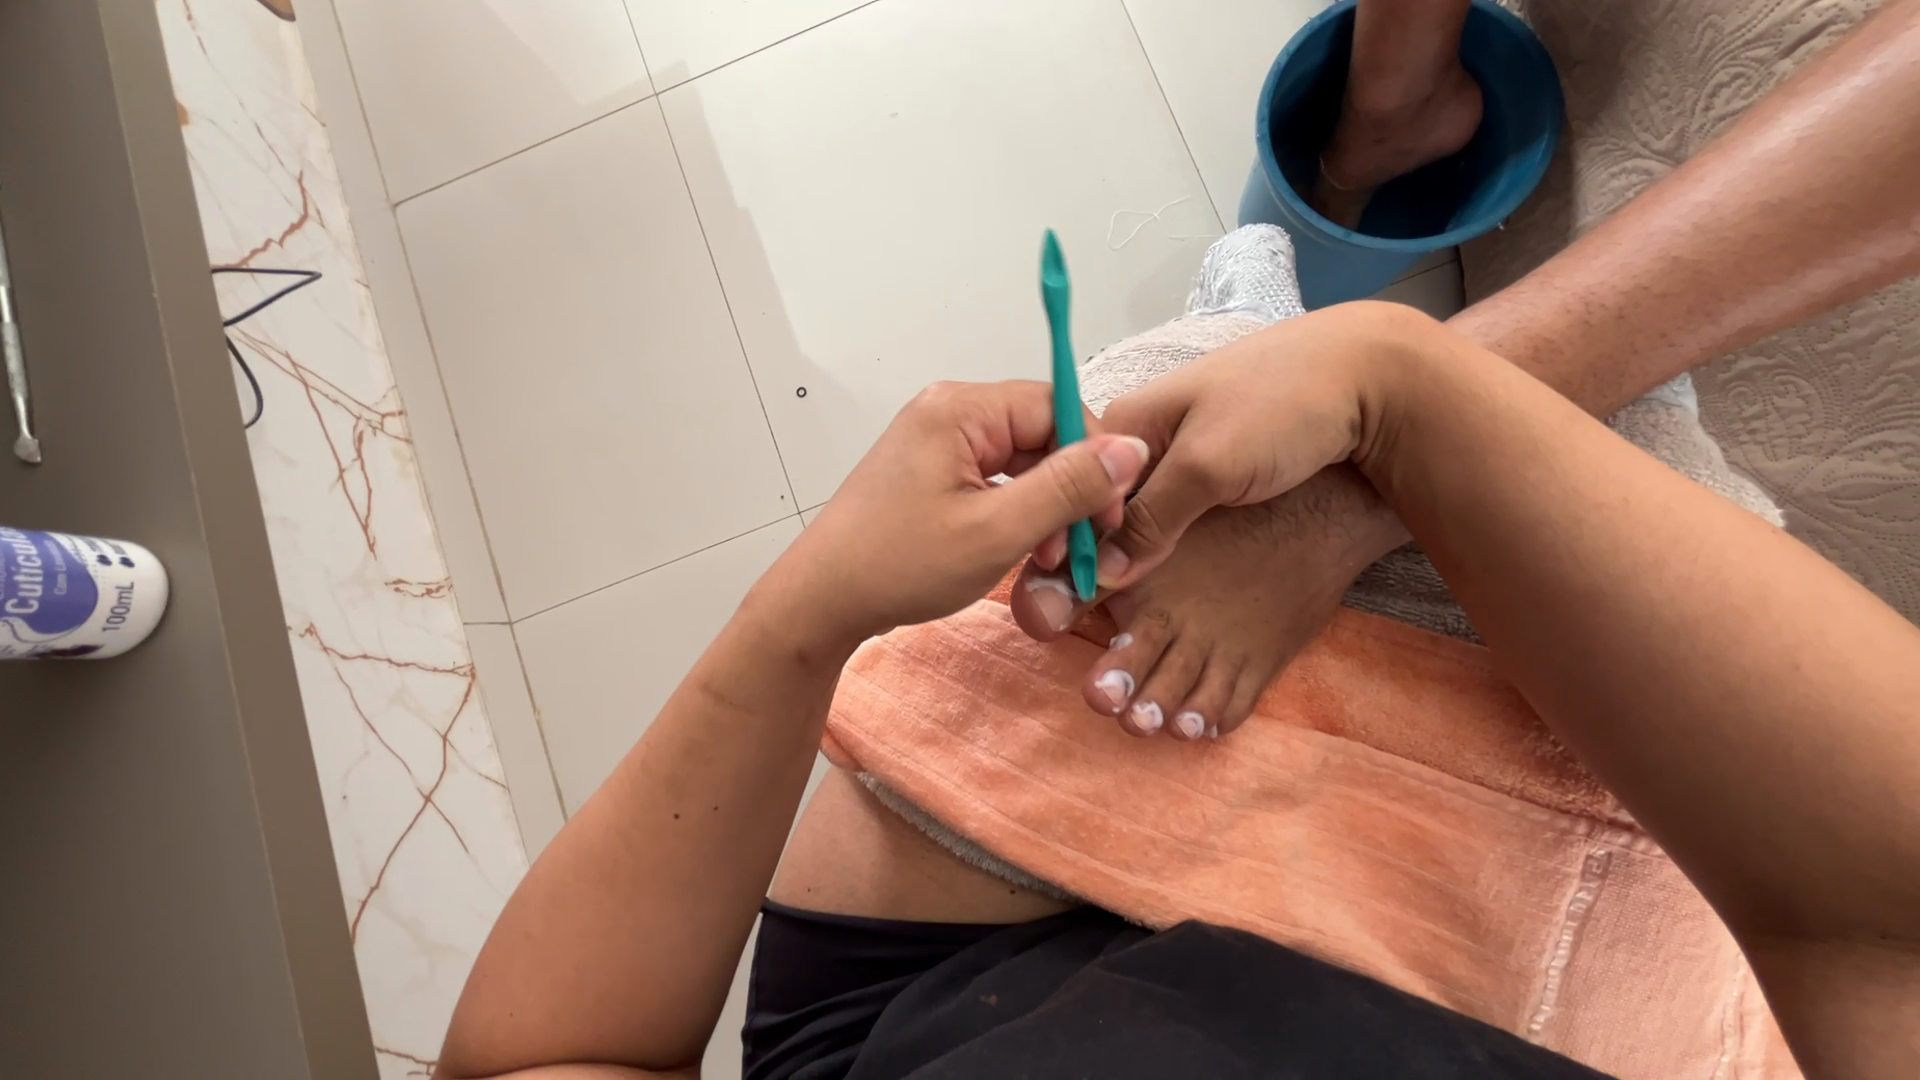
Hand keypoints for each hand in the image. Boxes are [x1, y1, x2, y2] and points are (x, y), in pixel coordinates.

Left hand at [767, 380, 1150, 648]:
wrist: (823, 600)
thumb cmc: (898, 566)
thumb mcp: (995, 531)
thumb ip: (1067, 487)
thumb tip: (1130, 448)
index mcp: (959, 409)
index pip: (1056, 407)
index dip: (1094, 459)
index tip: (1108, 515)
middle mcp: (948, 413)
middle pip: (1040, 434)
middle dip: (1068, 490)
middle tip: (1078, 548)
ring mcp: (938, 443)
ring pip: (1022, 461)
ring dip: (1046, 507)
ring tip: (1048, 557)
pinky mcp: (934, 472)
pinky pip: (995, 480)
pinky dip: (1017, 513)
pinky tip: (1024, 549)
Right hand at [1092, 302, 1424, 588]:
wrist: (1372, 374)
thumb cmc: (1283, 407)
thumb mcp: (1207, 467)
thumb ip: (1150, 522)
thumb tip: (1100, 576)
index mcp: (1123, 421)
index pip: (1079, 495)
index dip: (1080, 544)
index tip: (1088, 594)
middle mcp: (1142, 434)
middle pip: (1106, 505)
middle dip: (1110, 548)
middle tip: (1120, 601)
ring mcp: (1179, 448)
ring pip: (1142, 510)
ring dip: (1144, 546)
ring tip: (1149, 591)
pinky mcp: (1212, 463)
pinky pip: (1175, 507)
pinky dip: (1174, 536)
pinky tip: (1182, 565)